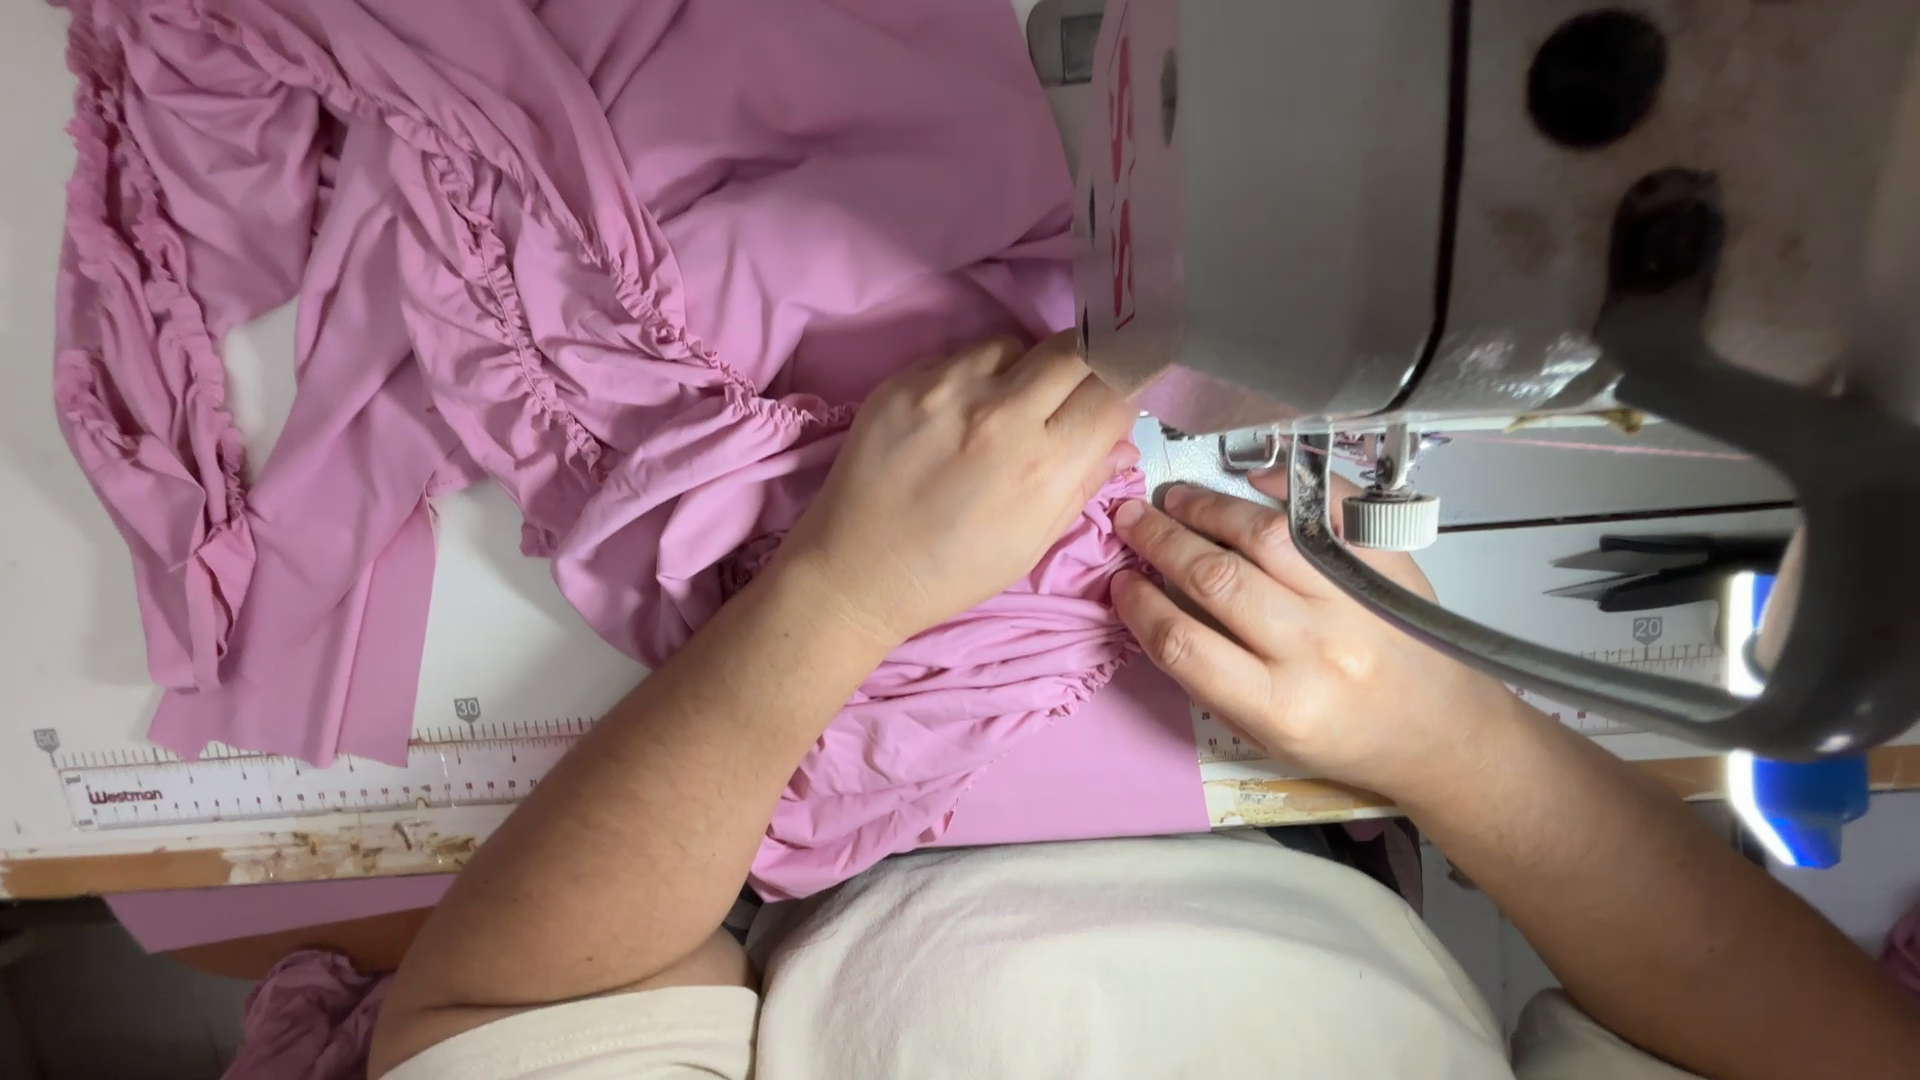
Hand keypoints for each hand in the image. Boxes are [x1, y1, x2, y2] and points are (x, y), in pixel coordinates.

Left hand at [776, 333, 1137, 647]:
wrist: (856, 570)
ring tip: (1008, 406)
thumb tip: (1122, 441)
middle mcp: (1000, 415)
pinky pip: (964, 354)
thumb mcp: (1032, 543)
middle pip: (1074, 349)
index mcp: (1042, 466)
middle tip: (1070, 394)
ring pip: (1017, 344)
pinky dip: (978, 374)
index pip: (1114, 390)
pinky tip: (962, 411)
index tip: (1114, 401)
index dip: (1125, 390)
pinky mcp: (905, 380)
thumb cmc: (952, 571)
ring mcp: (948, 390)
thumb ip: (1083, 484)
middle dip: (1086, 366)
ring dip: (1028, 367)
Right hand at [1110, 471, 1521, 800]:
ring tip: (1176, 500)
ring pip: (1265, 536)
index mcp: (1280, 706)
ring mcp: (1356, 602)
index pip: (1184, 643)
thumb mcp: (1263, 732)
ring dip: (1208, 509)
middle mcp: (1317, 650)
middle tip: (1132, 520)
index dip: (1141, 606)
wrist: (1441, 733)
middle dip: (1161, 542)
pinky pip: (1333, 510)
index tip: (1122, 582)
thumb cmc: (1343, 738)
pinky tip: (1253, 479)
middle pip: (1217, 579)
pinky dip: (1289, 486)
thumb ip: (1208, 673)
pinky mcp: (1387, 568)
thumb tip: (1158, 603)